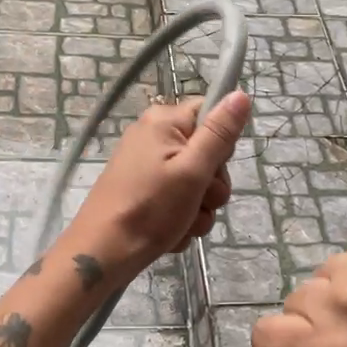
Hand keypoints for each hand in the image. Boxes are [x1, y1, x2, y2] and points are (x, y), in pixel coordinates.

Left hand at [65, 91, 249, 273]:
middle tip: (197, 202)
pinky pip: (178, 201)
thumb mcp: (193, 171)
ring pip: (197, 185)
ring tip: (181, 223)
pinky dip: (181, 219)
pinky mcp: (144, 192)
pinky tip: (170, 232)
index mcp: (163, 121)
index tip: (211, 168)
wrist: (104, 252)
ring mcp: (148, 167)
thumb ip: (219, 134)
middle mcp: (154, 138)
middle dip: (210, 187)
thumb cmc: (150, 208)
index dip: (220, 145)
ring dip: (198, 210)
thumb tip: (241, 94)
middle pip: (207, 154)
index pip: (210, 115)